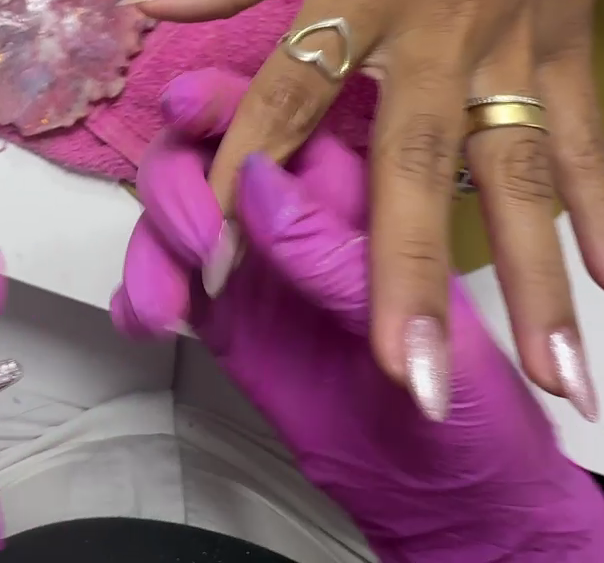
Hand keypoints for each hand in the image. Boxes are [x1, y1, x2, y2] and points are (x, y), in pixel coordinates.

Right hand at [112, 70, 603, 560]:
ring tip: (163, 311)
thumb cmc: (468, 401)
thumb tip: (251, 175)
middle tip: (203, 251)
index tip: (181, 108)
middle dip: (179, 191)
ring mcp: (241, 260)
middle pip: (194, 159)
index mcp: (338, 186)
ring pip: (165, 219)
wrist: (446, 503)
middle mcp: (278, 209)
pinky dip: (135, 292)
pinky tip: (141, 324)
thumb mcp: (422, 320)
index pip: (271, 117)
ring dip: (149, 249)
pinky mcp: (216, 314)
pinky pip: (159, 282)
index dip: (217, 100)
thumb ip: (332, 249)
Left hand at [126, 0, 603, 409]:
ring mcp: (514, 52)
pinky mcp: (570, 52)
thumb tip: (146, 9)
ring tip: (550, 378)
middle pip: (413, 165)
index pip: (289, 98)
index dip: (248, 174)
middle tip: (409, 379)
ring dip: (531, 279)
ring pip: (517, 176)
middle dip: (407, 273)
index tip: (220, 258)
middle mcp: (437, 37)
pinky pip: (586, 143)